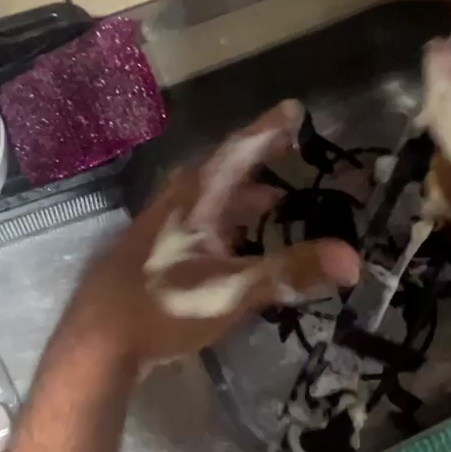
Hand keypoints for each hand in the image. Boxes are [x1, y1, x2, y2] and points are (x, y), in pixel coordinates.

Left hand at [64, 102, 361, 367]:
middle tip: (285, 158)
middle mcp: (174, 205)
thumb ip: (290, 273)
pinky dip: (221, 228)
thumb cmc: (165, 308)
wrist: (98, 342)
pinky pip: (194, 227)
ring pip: (205, 202)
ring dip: (239, 201)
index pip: (238, 152)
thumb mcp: (233, 290)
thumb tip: (352, 259)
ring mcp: (156, 230)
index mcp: (195, 200)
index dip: (268, 131)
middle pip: (220, 174)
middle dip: (255, 165)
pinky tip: (230, 251)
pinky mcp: (148, 257)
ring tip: (270, 206)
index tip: (294, 109)